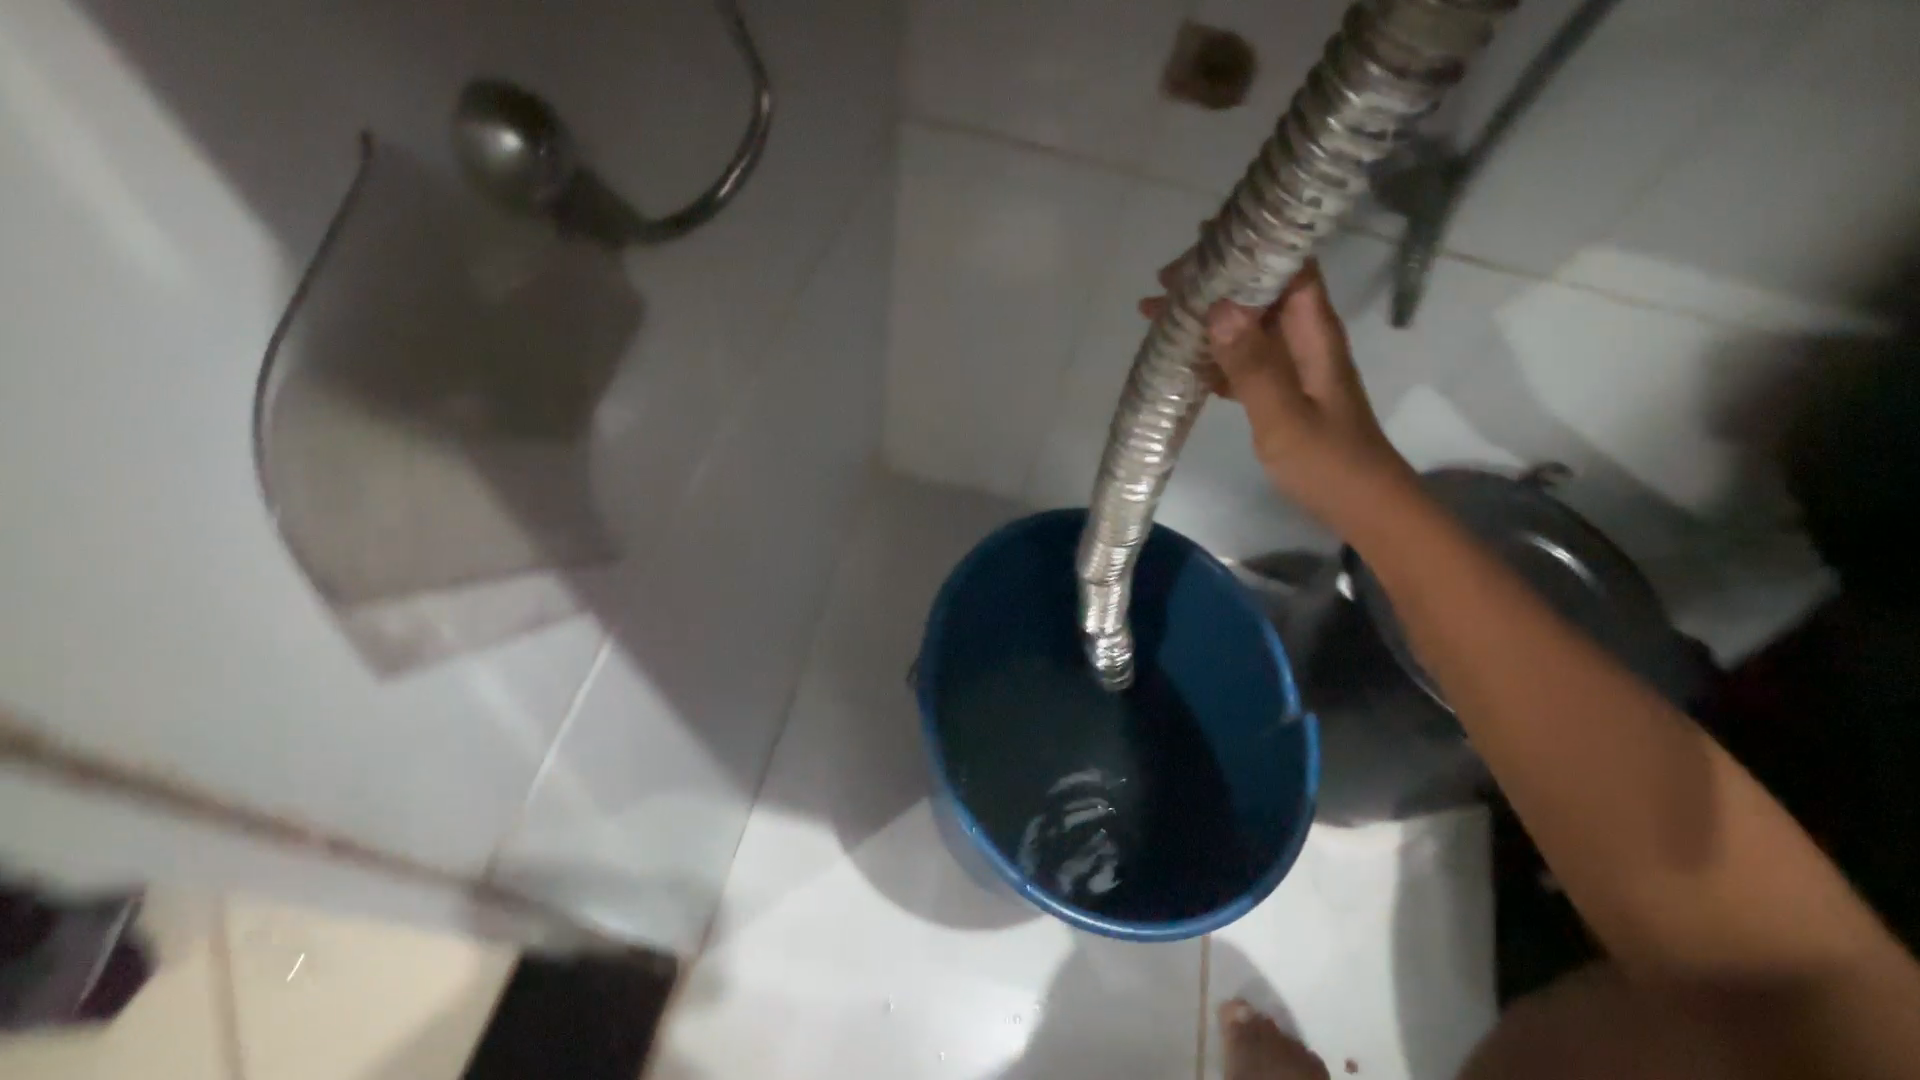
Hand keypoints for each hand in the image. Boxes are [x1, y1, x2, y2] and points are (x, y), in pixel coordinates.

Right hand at [1140, 257, 1415, 531]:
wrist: (1362, 506)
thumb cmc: (1328, 463)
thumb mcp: (1286, 417)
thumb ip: (1253, 364)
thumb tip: (1219, 307)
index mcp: (1314, 332)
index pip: (1288, 266)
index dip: (1250, 245)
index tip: (1201, 243)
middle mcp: (1304, 338)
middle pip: (1260, 289)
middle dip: (1215, 279)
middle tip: (1163, 282)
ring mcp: (1292, 364)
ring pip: (1245, 323)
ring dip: (1205, 315)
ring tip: (1156, 312)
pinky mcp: (1281, 389)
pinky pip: (1242, 356)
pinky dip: (1212, 351)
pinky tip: (1181, 356)